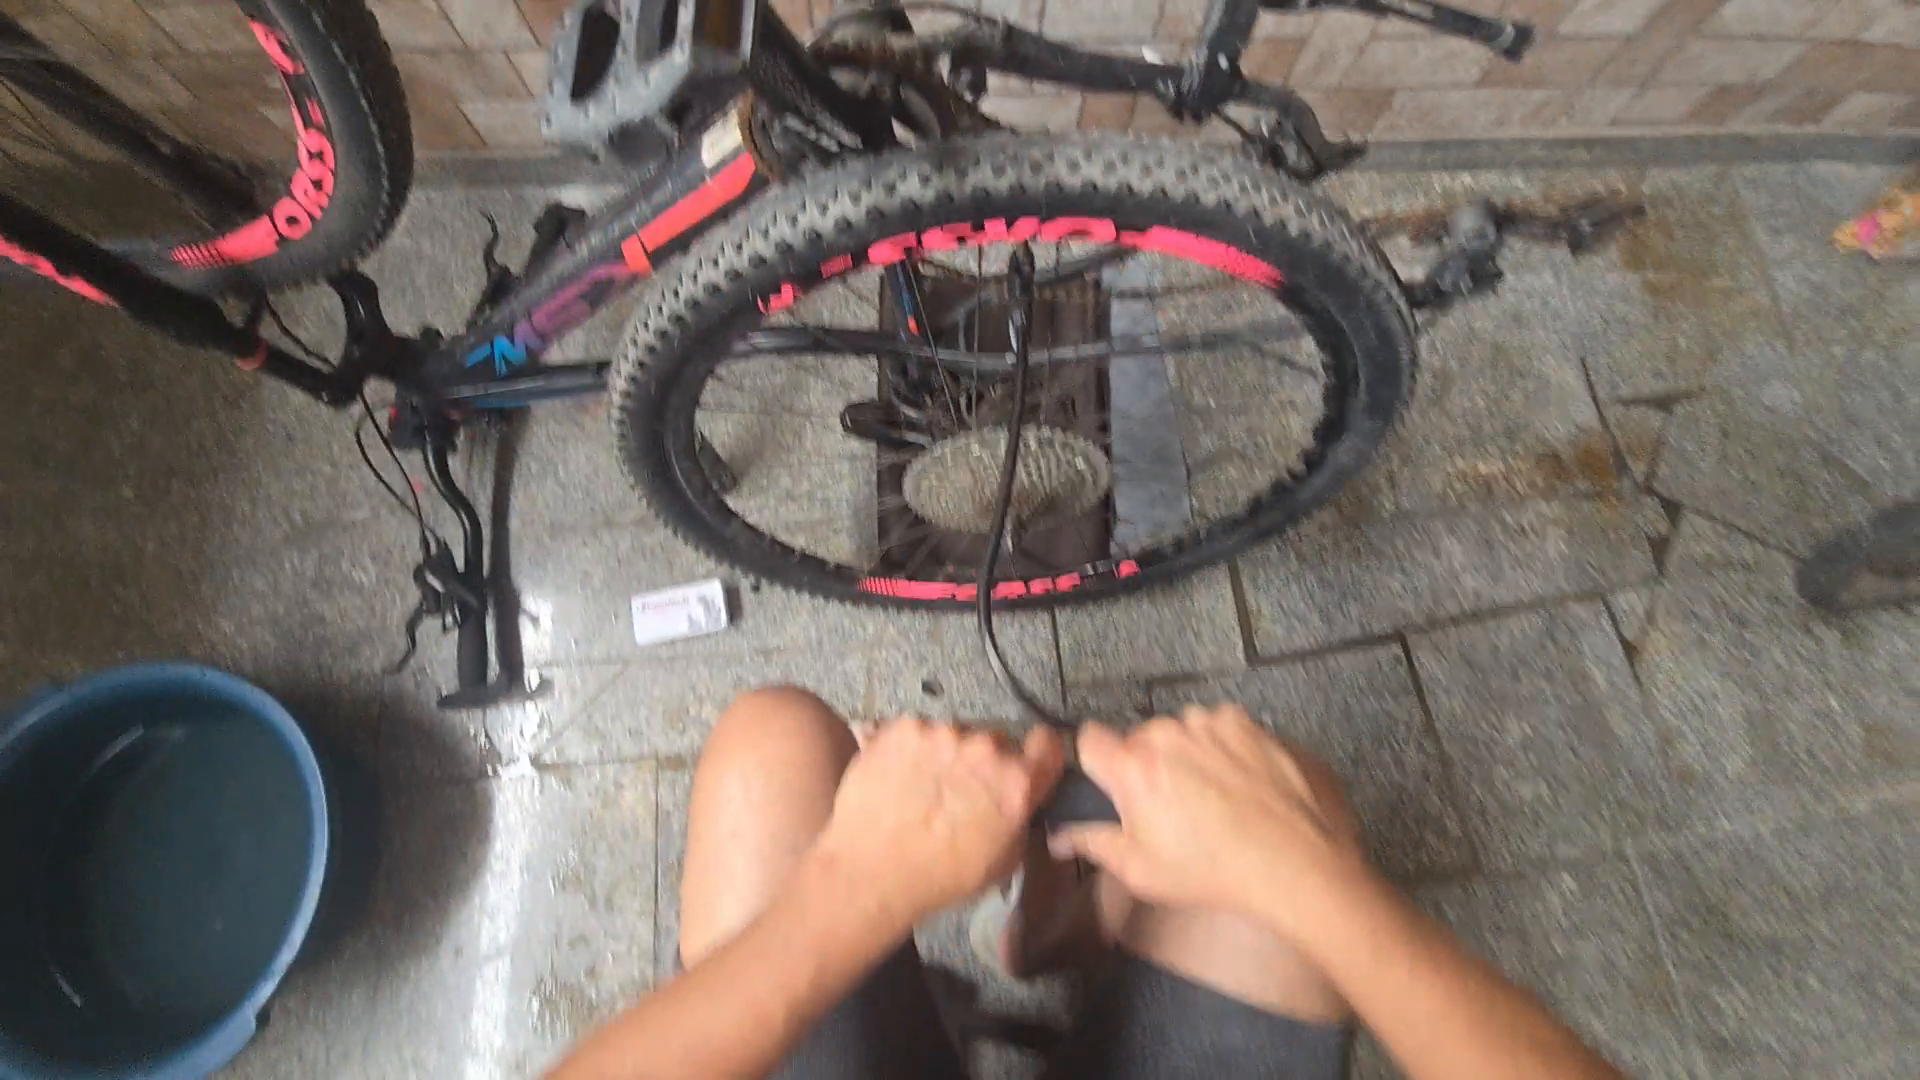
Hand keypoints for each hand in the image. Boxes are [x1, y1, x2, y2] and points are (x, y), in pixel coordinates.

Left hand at [812, 716, 1065, 926]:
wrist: (870, 872)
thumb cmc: (940, 877)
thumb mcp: (1003, 861)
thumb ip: (1021, 818)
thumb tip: (1022, 801)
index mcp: (1016, 783)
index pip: (1048, 743)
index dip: (1038, 753)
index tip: (1025, 763)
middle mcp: (984, 749)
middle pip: (995, 740)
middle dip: (983, 760)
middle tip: (960, 788)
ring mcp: (942, 732)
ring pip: (954, 733)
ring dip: (945, 753)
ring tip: (922, 785)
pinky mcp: (905, 726)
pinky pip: (918, 730)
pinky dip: (912, 748)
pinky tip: (899, 775)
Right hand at [1051, 705, 1370, 940]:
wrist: (1299, 866)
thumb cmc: (1212, 873)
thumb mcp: (1143, 871)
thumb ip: (1094, 844)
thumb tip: (1058, 834)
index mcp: (1133, 766)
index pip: (1090, 737)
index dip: (1097, 759)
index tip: (1113, 782)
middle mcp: (1166, 733)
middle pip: (1140, 737)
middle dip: (1148, 762)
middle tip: (1172, 802)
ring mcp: (1209, 723)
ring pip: (1181, 730)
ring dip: (1187, 751)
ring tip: (1215, 792)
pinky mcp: (1247, 722)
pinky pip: (1220, 726)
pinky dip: (1224, 745)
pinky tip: (1243, 780)